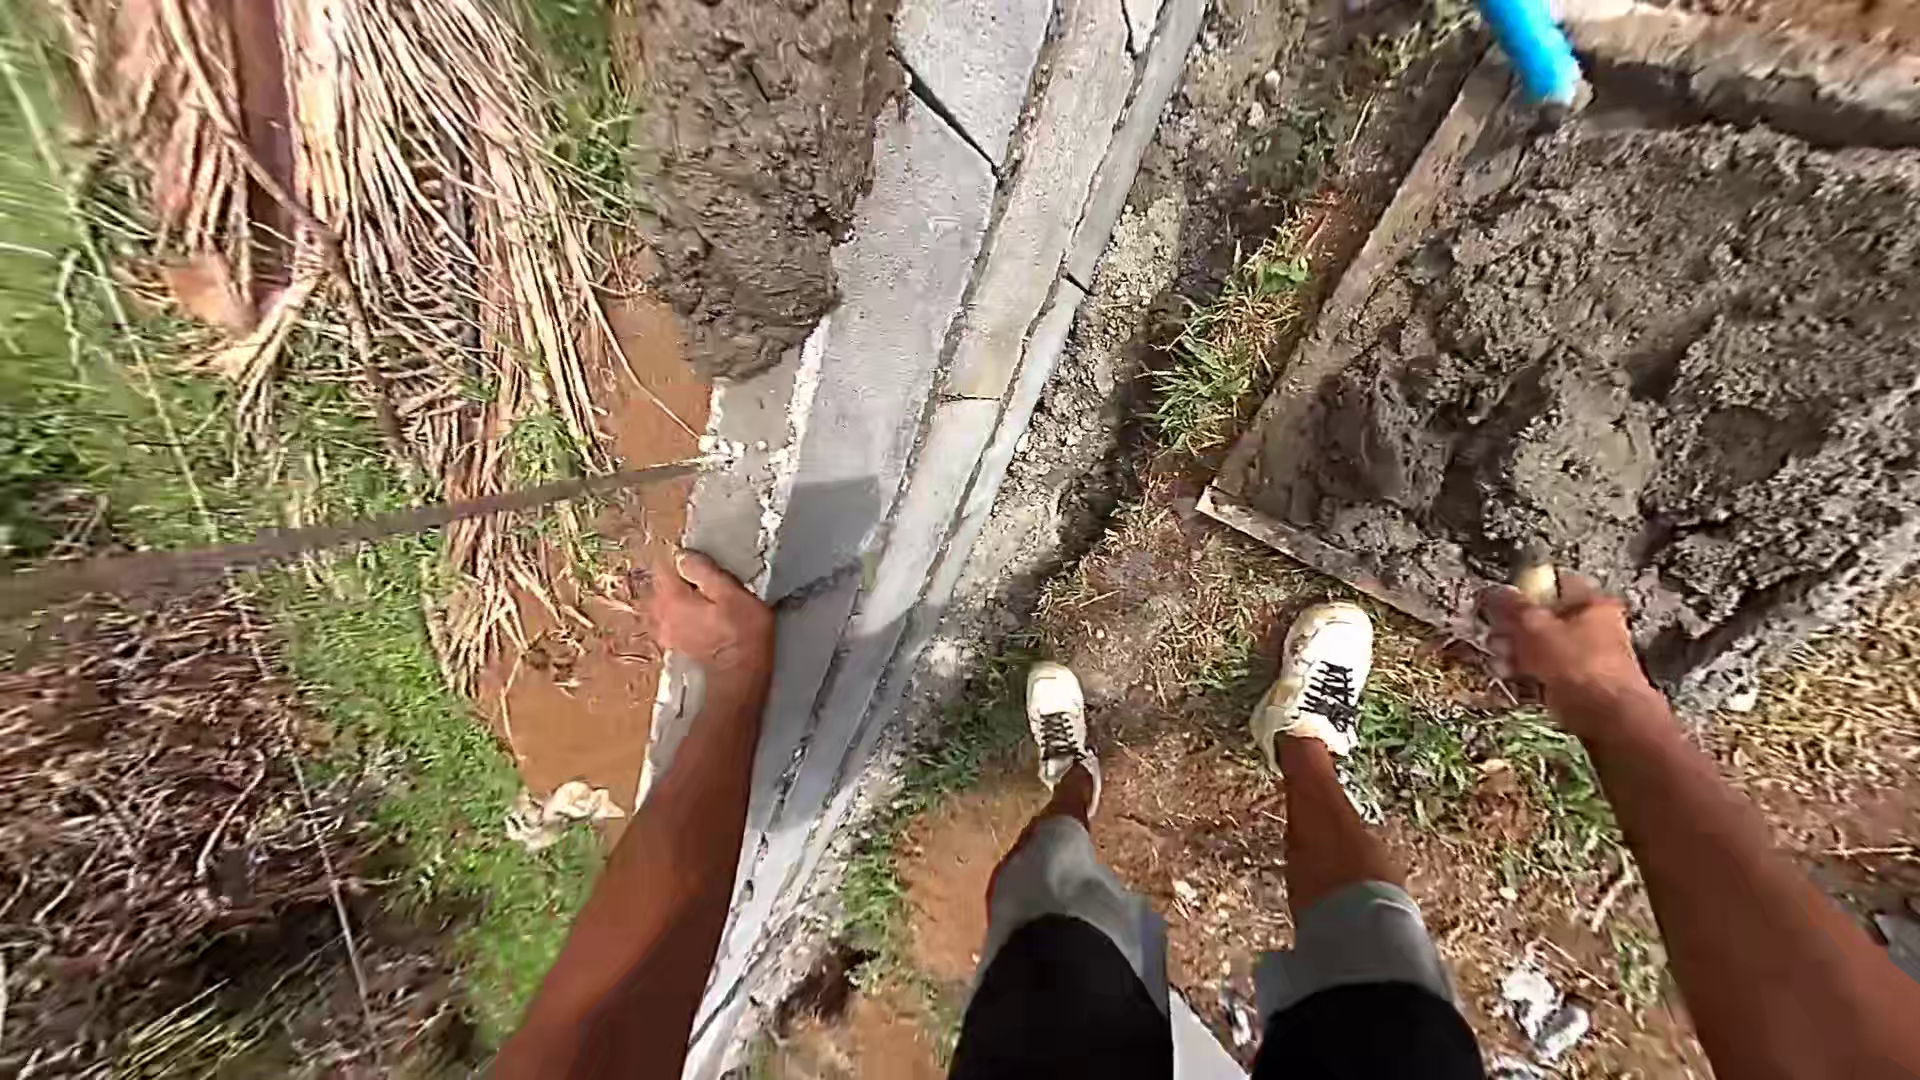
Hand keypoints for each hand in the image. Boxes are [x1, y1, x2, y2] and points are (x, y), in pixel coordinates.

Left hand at [645, 550, 773, 679]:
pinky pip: (669, 620)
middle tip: (708, 579)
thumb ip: (705, 571)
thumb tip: (683, 556)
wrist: (740, 676)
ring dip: (678, 596)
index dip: (683, 558)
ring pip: (663, 603)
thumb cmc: (743, 633)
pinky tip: (699, 616)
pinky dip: (679, 614)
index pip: (664, 565)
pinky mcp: (674, 645)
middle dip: (679, 578)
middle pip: (661, 584)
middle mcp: (660, 614)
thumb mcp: (732, 593)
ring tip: (704, 597)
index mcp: (671, 597)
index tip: (704, 561)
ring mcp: (664, 632)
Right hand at [1478, 573, 1662, 735]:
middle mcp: (1591, 624)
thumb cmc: (1574, 661)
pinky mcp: (1570, 675)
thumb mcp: (1532, 623)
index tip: (1500, 600)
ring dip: (1510, 648)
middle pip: (1536, 614)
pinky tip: (1509, 672)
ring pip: (1532, 641)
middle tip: (1498, 633)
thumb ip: (1509, 604)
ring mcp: (1581, 652)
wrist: (1602, 712)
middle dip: (1509, 625)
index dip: (1522, 589)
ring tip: (1502, 658)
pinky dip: (1519, 667)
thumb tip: (1492, 590)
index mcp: (1591, 603)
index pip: (1551, 583)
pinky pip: (1536, 663)